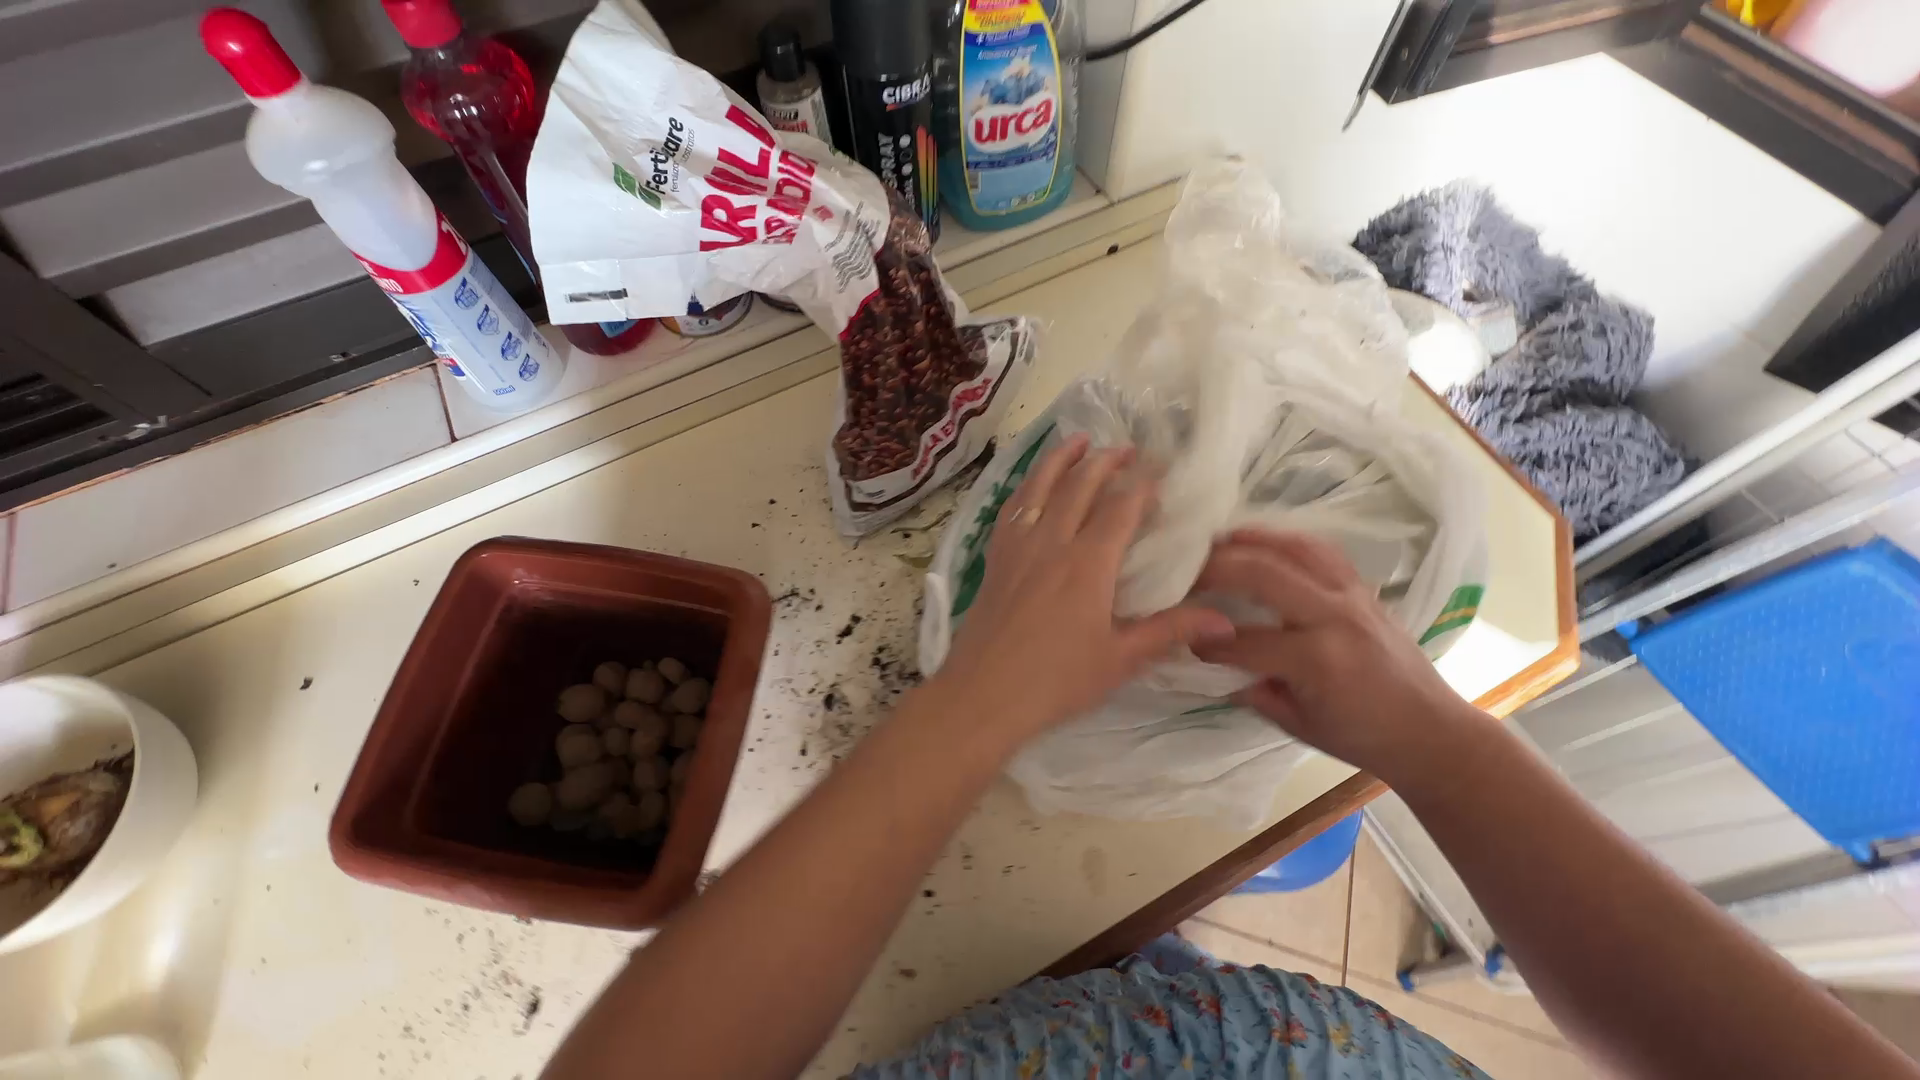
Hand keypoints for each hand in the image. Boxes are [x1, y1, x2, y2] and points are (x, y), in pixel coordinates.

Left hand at [920, 435, 1235, 749]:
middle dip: (1105, 462)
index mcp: (1088, 563)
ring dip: (1061, 460)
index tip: (1162, 471)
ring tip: (1078, 440)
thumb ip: (1170, 631)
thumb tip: (1226, 621)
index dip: (1143, 484)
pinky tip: (1031, 485)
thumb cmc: (1056, 680)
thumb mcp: (1120, 660)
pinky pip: (1010, 509)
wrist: (983, 694)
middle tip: (1127, 449)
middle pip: (1080, 486)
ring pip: (1039, 487)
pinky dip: (1025, 487)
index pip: (1121, 508)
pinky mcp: (994, 559)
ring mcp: (1018, 547)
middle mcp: (1052, 542)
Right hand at [1190, 528, 1485, 784]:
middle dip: (1215, 568)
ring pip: (1293, 548)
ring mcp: (1353, 595)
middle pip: (1263, 574)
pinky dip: (1285, 541)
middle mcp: (1335, 616)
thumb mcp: (1297, 723)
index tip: (1180, 639)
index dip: (1206, 641)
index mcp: (1318, 659)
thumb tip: (1211, 662)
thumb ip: (1252, 689)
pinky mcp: (1362, 588)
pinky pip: (1319, 551)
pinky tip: (1260, 542)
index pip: (1243, 640)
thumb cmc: (1362, 736)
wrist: (1431, 731)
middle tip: (1182, 573)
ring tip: (1214, 542)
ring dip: (1249, 540)